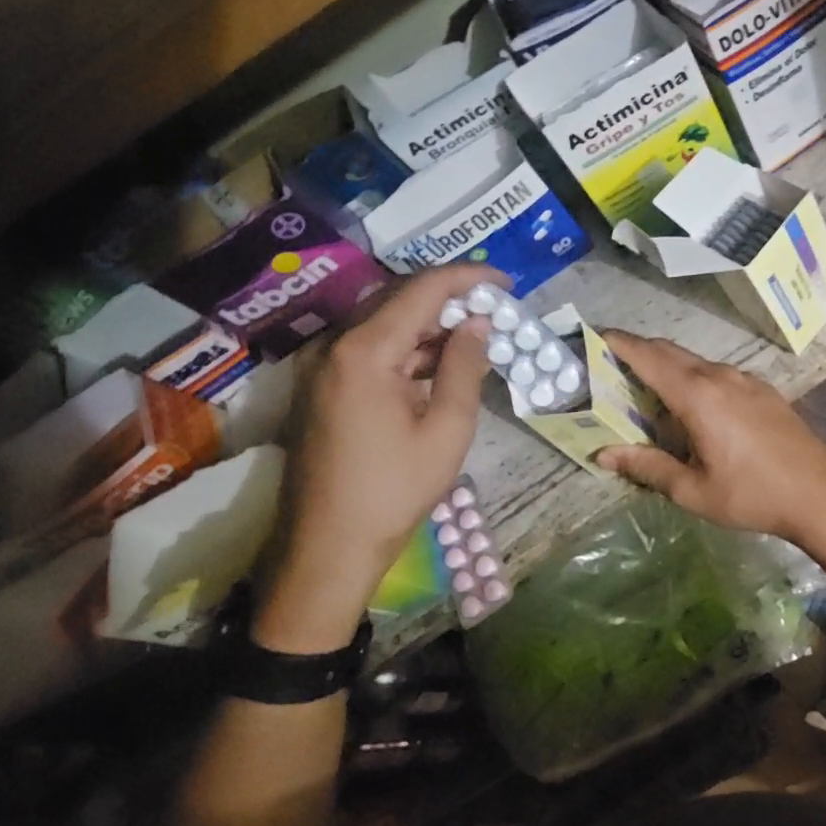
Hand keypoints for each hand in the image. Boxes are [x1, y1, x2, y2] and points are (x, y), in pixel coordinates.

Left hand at [254, 264, 504, 653]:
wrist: (327, 547)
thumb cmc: (394, 491)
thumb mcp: (446, 430)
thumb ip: (463, 367)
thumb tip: (478, 324)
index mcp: (365, 352)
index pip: (421, 291)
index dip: (467, 279)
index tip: (506, 283)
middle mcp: (335, 346)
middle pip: (396, 298)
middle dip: (448, 296)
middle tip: (493, 307)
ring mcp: (321, 367)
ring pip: (381, 322)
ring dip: (427, 322)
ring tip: (473, 334)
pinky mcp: (320, 388)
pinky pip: (367, 348)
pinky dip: (404, 346)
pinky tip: (436, 363)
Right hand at [596, 332, 825, 547]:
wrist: (821, 493)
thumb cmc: (752, 494)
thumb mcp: (693, 490)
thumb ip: (647, 467)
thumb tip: (605, 454)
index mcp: (698, 396)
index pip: (649, 357)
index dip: (619, 343)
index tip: (596, 334)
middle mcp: (721, 377)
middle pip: (671, 352)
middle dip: (639, 352)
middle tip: (612, 363)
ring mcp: (746, 381)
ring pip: (697, 363)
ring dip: (668, 367)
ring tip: (648, 389)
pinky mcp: (764, 391)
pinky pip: (719, 375)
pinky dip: (694, 379)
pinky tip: (694, 406)